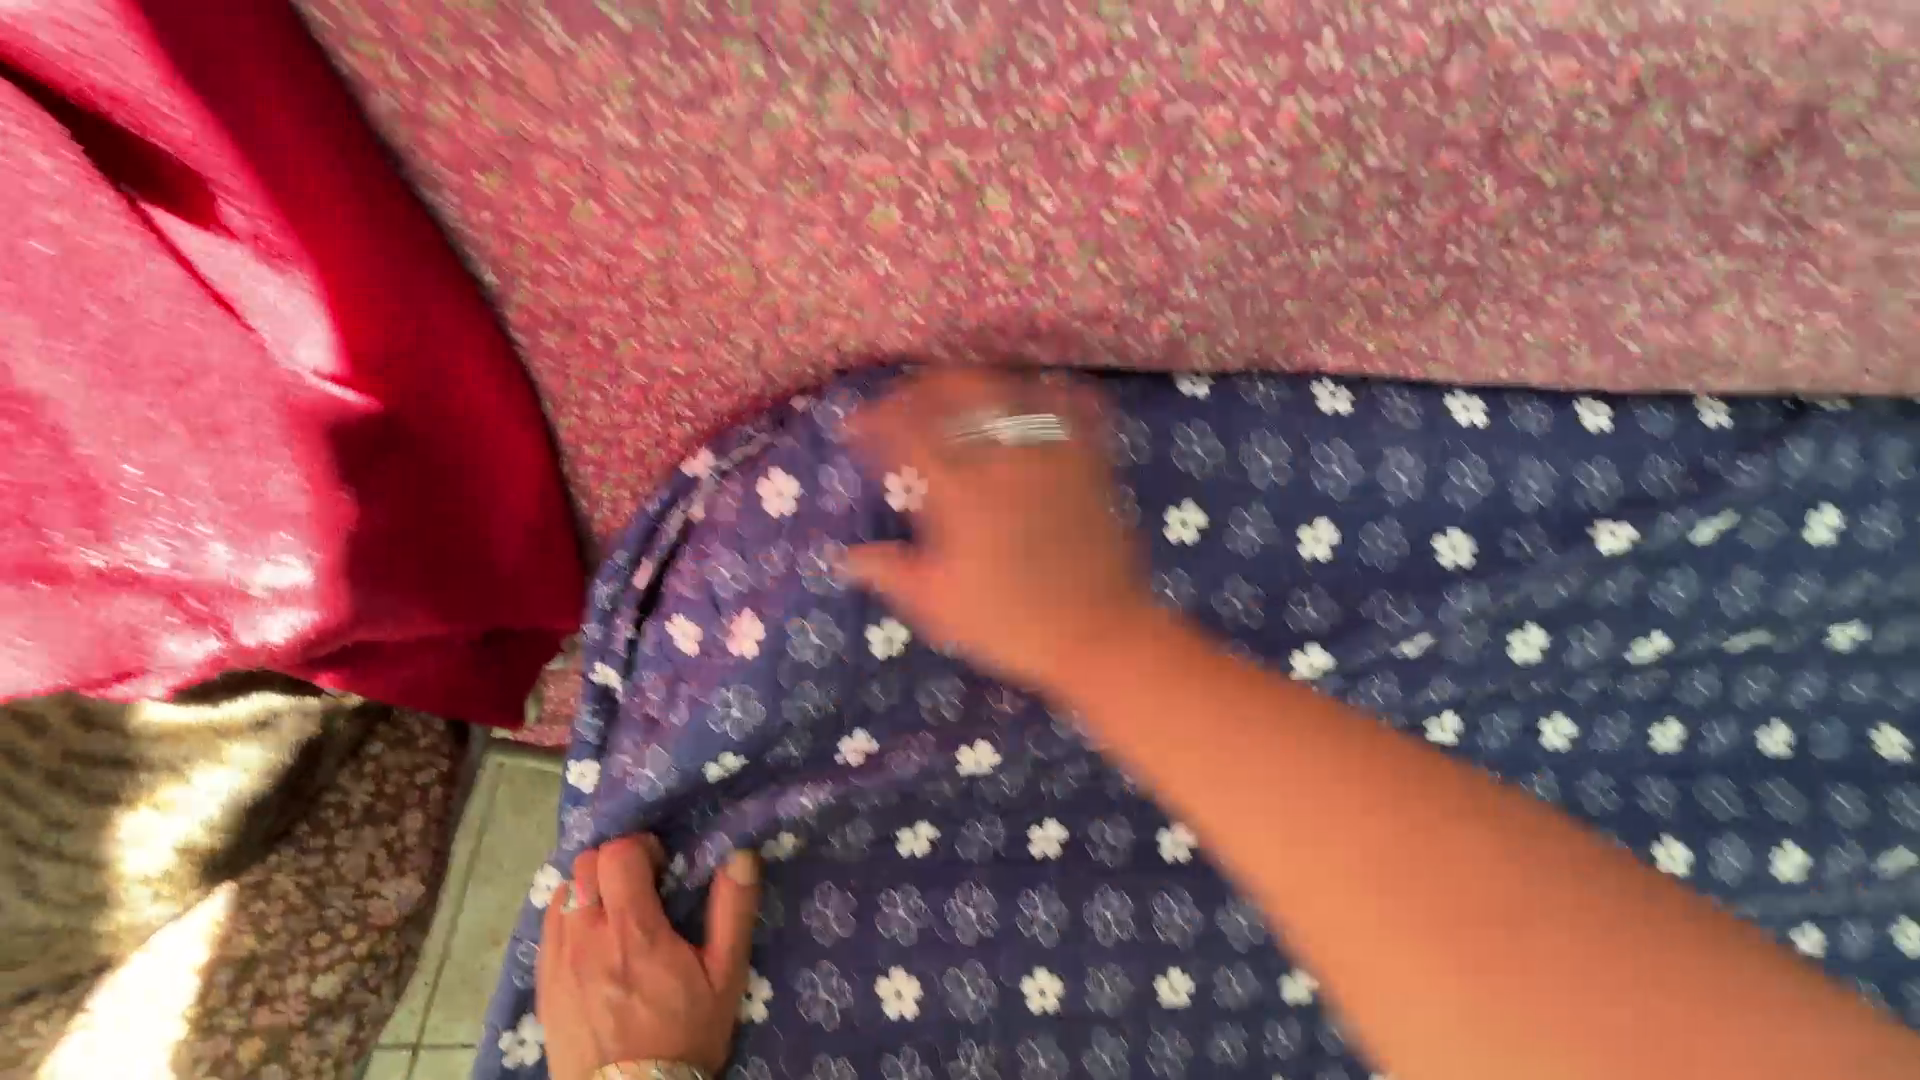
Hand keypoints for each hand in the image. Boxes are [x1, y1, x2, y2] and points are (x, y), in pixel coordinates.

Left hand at [537, 836, 760, 1079]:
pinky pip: (549, 925)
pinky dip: (571, 915)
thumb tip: (742, 856)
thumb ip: (734, 911)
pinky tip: (593, 936)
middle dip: (615, 862)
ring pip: (563, 892)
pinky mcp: (543, 984)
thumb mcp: (725, 975)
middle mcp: (586, 938)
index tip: (661, 866)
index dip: (641, 848)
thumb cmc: (683, 1035)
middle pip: (586, 864)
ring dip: (591, 887)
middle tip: (641, 884)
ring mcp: (558, 961)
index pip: (618, 854)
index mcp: (633, 931)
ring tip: (616, 910)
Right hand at [844, 370, 1157, 688]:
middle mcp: (1003, 456)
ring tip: (959, 400)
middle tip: (903, 407)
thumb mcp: (938, 605)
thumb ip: (890, 572)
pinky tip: (1030, 400)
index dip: (873, 421)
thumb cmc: (1011, 624)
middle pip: (955, 388)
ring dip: (974, 384)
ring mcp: (1051, 451)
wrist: (1099, 634)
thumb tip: (846, 557)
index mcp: (959, 490)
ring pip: (1008, 387)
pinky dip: (1045, 392)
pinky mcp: (1090, 459)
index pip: (903, 430)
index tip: (855, 430)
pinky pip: (1070, 404)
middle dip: (919, 389)